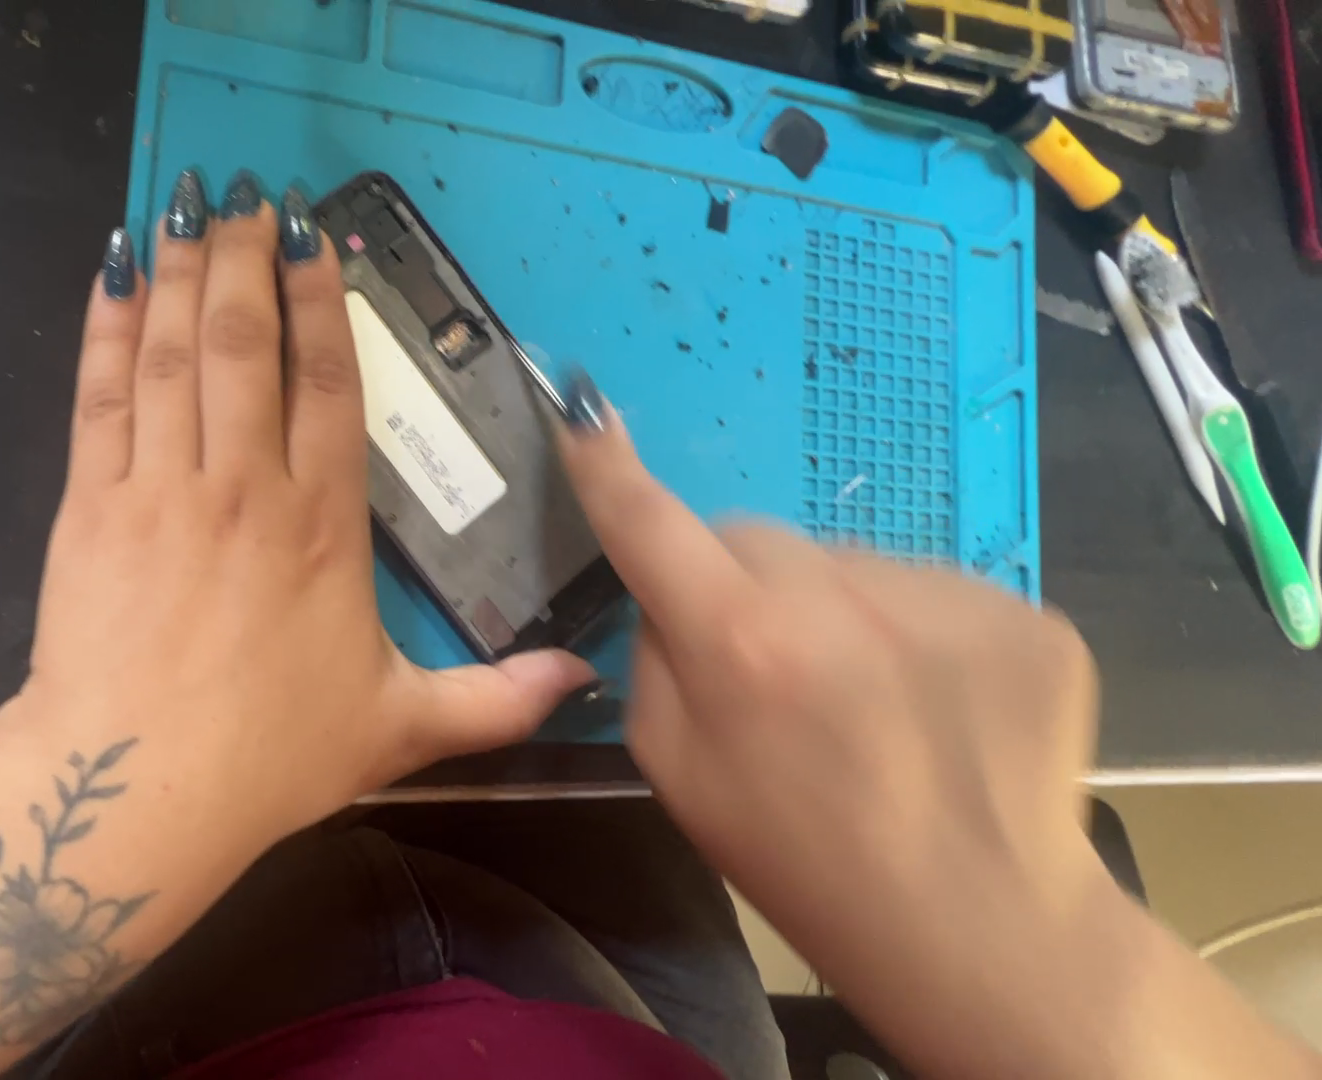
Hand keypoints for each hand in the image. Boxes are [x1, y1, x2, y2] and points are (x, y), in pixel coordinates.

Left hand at [0, 171, 592, 849]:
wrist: (137, 791)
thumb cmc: (271, 758)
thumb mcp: (400, 731)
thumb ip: (497, 701)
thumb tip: (585, 682)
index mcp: (324, 528)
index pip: (328, 388)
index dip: (321, 306)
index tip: (314, 243)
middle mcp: (246, 489)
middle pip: (248, 347)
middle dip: (248, 262)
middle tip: (248, 198)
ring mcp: (162, 490)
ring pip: (176, 355)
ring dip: (187, 275)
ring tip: (191, 208)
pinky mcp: (92, 505)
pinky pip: (101, 396)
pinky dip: (108, 328)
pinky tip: (117, 272)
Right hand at [553, 370, 1107, 1075]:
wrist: (974, 922)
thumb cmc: (787, 849)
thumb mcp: (669, 763)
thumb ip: (650, 654)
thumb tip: (668, 592)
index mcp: (737, 644)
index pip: (648, 524)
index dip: (607, 467)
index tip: (582, 412)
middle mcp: (837, 599)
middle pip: (749, 534)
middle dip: (732, 577)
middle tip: (757, 660)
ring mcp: (942, 596)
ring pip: (836, 558)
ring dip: (822, 602)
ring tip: (852, 690)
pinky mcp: (1021, 611)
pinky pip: (917, 583)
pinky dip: (899, 622)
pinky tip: (918, 693)